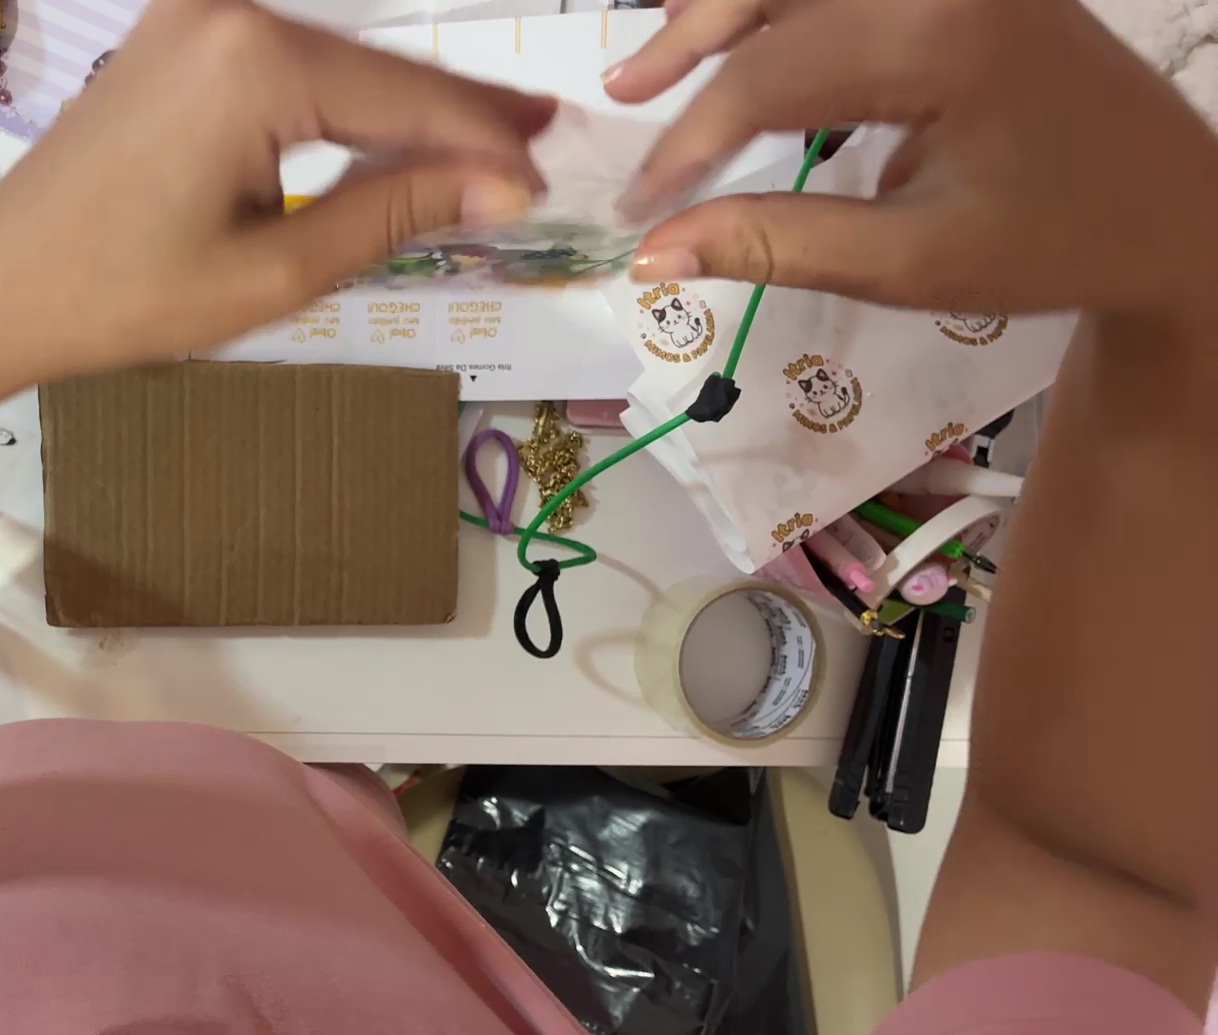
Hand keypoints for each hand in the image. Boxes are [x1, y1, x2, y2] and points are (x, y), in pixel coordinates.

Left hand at [0, 0, 553, 381]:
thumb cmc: (128, 299)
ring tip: (470, 148)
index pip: (410, 96)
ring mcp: (190, 18)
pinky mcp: (168, 45)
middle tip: (529, 147)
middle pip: (374, 66)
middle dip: (450, 116)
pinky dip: (333, 108)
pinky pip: (278, 71)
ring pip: (331, 65)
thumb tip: (497, 183)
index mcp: (258, 58)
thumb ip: (390, 210)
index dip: (483, 143)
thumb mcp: (275, 270)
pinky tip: (374, 135)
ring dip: (396, 113)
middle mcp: (227, 8)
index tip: (542, 179)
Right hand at [609, 0, 1217, 317]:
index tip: (633, 212)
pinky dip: (773, 9)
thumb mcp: (899, 263)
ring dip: (722, 10)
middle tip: (619, 93)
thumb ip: (768, 246)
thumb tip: (650, 253)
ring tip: (651, 63)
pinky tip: (732, 30)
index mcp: (943, 40)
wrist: (1176, 211)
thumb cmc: (1044, 244)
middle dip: (688, 40)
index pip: (767, 77)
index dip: (683, 145)